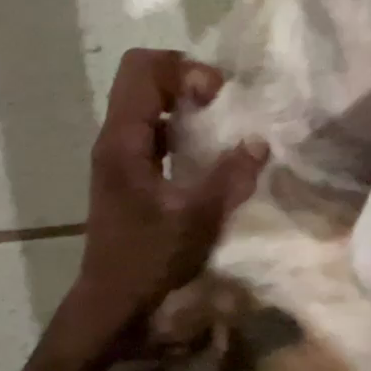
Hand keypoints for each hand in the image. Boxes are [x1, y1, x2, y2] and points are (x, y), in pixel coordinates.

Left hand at [73, 48, 266, 323]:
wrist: (111, 303)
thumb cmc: (148, 260)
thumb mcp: (197, 219)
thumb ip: (229, 177)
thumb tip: (259, 141)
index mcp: (123, 140)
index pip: (143, 68)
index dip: (183, 68)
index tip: (218, 96)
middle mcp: (114, 138)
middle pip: (142, 77)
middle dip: (185, 78)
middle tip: (221, 101)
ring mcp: (118, 155)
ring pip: (147, 103)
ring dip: (183, 103)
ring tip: (219, 124)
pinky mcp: (127, 174)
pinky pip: (153, 131)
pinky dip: (180, 128)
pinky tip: (206, 155)